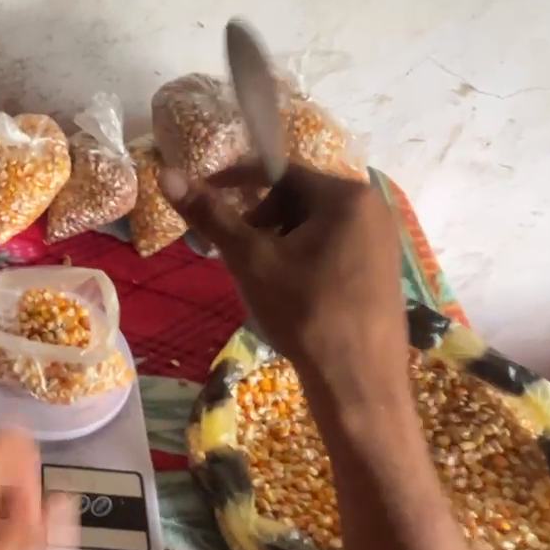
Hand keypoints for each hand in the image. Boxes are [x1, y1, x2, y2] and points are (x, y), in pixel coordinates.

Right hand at [160, 163, 406, 397]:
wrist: (356, 378)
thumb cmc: (303, 310)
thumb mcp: (249, 259)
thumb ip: (210, 214)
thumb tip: (167, 175)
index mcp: (346, 196)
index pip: (279, 171)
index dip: (234, 182)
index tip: (202, 201)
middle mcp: (373, 208)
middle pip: (296, 198)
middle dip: (256, 218)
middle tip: (230, 250)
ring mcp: (381, 240)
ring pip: (312, 225)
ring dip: (275, 240)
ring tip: (255, 274)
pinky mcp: (381, 269)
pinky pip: (331, 246)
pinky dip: (300, 256)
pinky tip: (286, 290)